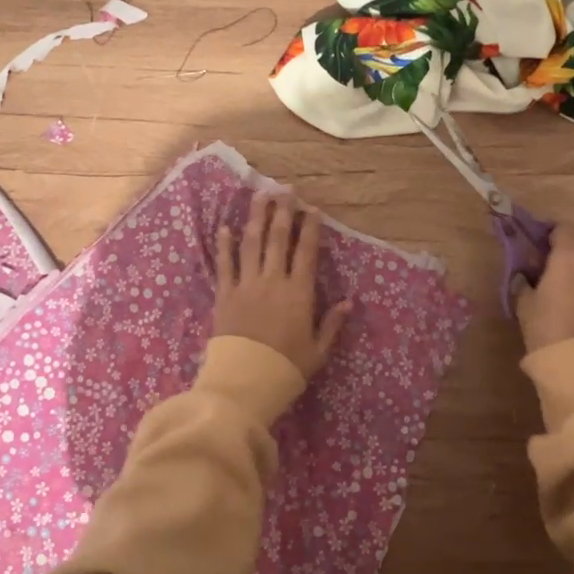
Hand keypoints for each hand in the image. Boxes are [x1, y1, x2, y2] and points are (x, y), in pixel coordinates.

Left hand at [213, 192, 352, 379]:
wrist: (245, 382)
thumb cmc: (286, 368)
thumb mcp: (318, 350)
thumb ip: (332, 324)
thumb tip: (348, 302)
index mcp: (299, 293)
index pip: (307, 252)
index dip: (310, 228)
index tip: (312, 209)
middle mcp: (273, 281)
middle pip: (278, 239)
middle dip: (283, 212)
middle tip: (285, 191)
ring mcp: (246, 285)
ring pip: (252, 244)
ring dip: (256, 218)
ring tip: (259, 196)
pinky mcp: (224, 295)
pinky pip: (224, 264)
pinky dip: (225, 245)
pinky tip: (225, 228)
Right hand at [513, 222, 573, 352]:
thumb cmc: (545, 324)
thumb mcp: (524, 301)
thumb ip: (523, 280)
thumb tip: (524, 275)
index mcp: (569, 256)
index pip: (562, 228)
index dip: (548, 229)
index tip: (534, 238)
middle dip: (561, 242)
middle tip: (542, 254)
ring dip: (573, 257)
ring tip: (554, 271)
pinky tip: (565, 286)